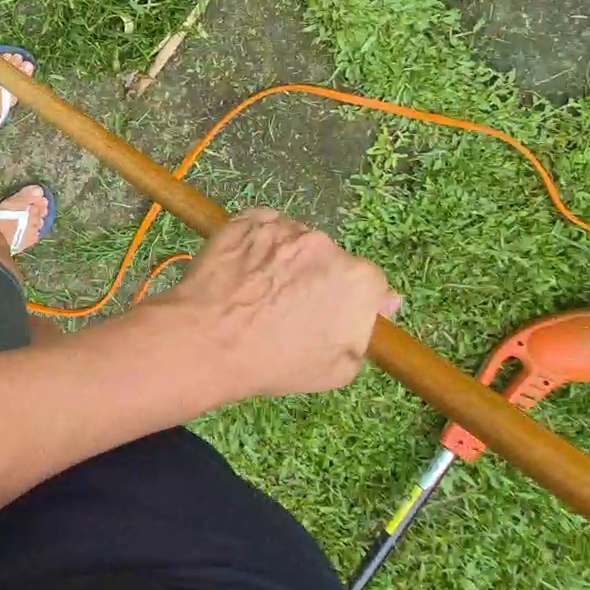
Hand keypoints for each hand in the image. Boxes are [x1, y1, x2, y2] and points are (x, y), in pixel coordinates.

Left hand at [152, 208, 397, 404]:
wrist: (208, 338)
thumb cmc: (278, 361)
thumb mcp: (342, 366)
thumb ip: (366, 330)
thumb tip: (381, 303)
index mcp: (358, 279)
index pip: (368, 283)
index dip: (349, 299)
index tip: (329, 312)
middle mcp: (323, 245)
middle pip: (328, 259)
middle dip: (315, 277)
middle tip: (288, 303)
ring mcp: (280, 228)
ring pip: (293, 241)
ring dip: (285, 257)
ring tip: (259, 287)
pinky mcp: (242, 222)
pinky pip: (260, 226)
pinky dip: (257, 242)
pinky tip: (244, 267)